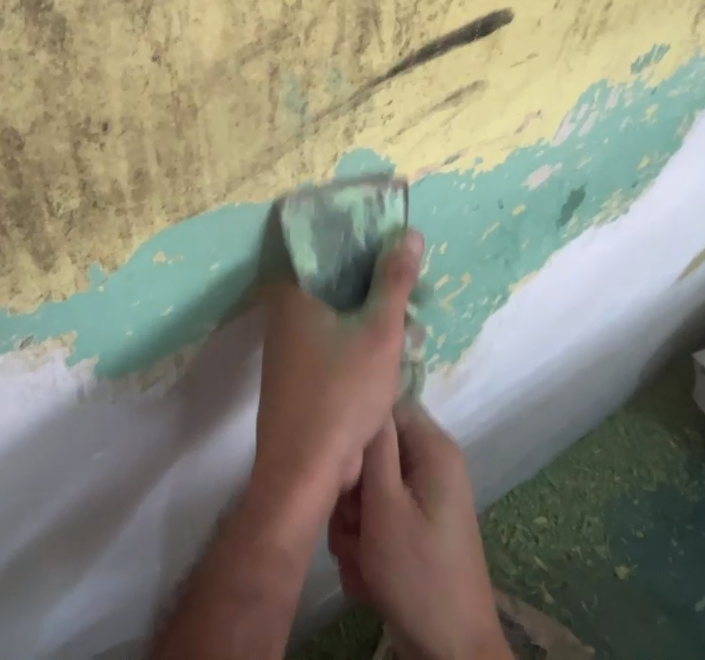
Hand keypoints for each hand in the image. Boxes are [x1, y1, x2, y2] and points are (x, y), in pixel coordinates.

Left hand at [251, 228, 422, 503]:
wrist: (304, 471)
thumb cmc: (341, 393)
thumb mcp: (380, 331)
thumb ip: (395, 280)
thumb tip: (410, 232)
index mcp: (293, 292)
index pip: (332, 249)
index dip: (371, 248)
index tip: (404, 255)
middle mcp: (287, 315)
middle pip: (342, 286)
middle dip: (383, 294)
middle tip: (418, 306)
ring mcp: (293, 348)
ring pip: (344, 319)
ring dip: (380, 325)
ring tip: (415, 338)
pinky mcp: (304, 376)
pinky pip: (340, 346)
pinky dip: (367, 348)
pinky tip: (397, 361)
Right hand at [328, 402, 509, 659]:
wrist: (448, 650)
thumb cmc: (418, 573)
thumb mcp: (385, 506)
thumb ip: (373, 449)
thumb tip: (367, 396)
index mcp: (434, 450)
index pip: (386, 408)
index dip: (358, 432)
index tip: (342, 464)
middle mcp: (430, 468)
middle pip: (370, 456)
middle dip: (351, 495)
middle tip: (354, 525)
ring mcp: (421, 502)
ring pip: (364, 493)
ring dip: (352, 529)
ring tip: (363, 558)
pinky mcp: (411, 532)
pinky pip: (373, 523)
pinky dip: (364, 549)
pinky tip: (369, 577)